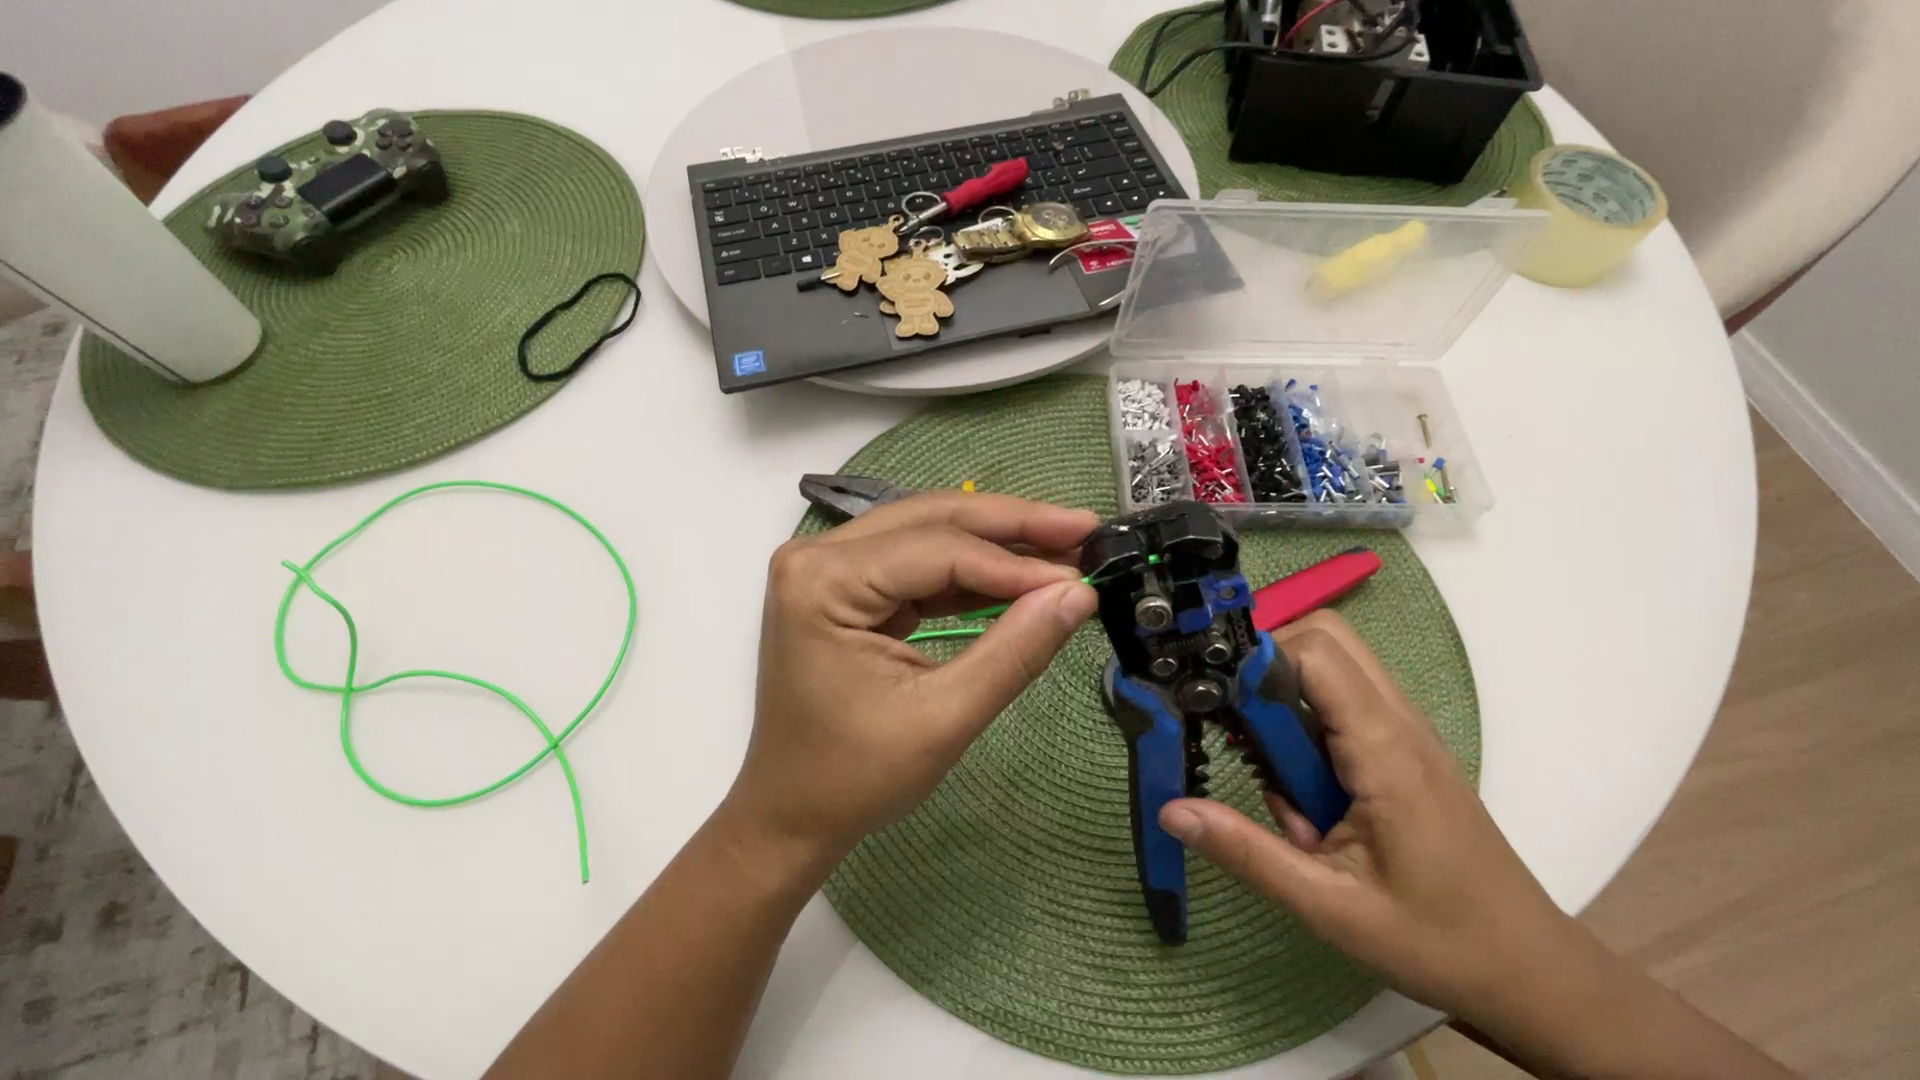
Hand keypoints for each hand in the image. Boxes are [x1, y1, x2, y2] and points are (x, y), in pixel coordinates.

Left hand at [726, 492, 1099, 863]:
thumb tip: (1079, 593)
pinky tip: (1022, 576)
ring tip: (1066, 547)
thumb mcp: (944, 718)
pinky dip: (971, 572)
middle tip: (1085, 528)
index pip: (937, 550)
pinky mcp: (845, 588)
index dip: (1015, 562)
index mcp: (822, 581)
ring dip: (997, 543)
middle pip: (931, 520)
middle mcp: (817, 556)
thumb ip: (1014, 651)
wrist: (793, 814)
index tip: (1083, 574)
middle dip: (1012, 526)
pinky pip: (918, 564)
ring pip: (928, 533)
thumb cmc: (855, 777)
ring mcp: (828, 568)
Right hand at [1156, 611, 1574, 1018]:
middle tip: (1235, 727)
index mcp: (1384, 751)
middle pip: (1325, 639)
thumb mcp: (1327, 906)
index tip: (1212, 698)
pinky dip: (1308, 724)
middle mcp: (1399, 724)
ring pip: (1334, 668)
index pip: (1314, 652)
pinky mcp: (1404, 751)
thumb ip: (1246, 852)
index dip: (1255, 658)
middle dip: (1266, 664)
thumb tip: (1171, 809)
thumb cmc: (1435, 940)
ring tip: (1272, 772)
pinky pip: (1345, 705)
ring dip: (1287, 699)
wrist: (1529, 970)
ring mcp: (1406, 734)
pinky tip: (1303, 791)